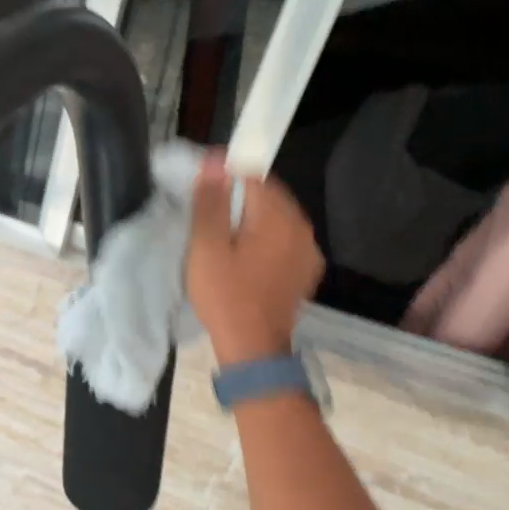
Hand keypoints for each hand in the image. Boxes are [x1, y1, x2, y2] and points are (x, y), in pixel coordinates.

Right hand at [187, 154, 324, 365]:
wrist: (253, 346)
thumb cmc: (225, 295)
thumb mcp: (207, 248)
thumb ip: (211, 204)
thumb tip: (214, 163)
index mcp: (279, 218)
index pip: (254, 176)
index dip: (226, 174)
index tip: (200, 185)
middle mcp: (302, 228)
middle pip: (268, 196)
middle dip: (238, 196)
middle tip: (205, 211)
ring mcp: (307, 251)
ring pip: (276, 219)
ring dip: (250, 218)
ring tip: (220, 233)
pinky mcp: (304, 270)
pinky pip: (283, 240)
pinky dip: (262, 238)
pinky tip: (242, 255)